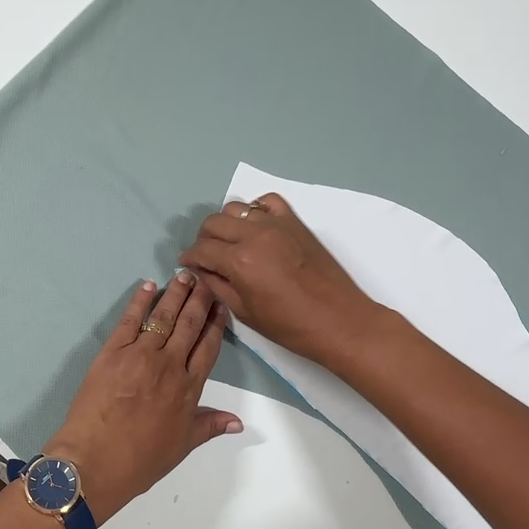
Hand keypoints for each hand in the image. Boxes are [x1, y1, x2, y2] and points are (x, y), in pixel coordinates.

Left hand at [44, 273, 242, 523]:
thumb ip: (208, 426)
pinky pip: (130, 320)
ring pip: (163, 317)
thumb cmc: (140, 459)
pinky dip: (140, 301)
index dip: (216, 324)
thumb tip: (238, 422)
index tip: (221, 306)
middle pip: (189, 325)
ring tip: (184, 275)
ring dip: (175, 294)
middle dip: (199, 300)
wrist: (96, 460)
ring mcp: (140, 354)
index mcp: (188, 388)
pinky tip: (148, 286)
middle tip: (205, 280)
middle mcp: (169, 365)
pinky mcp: (113, 351)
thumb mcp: (181, 446)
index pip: (208, 347)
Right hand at [178, 194, 399, 365]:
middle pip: (213, 223)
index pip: (201, 249)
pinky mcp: (295, 222)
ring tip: (231, 242)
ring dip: (226, 224)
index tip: (187, 264)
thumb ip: (217, 285)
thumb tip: (200, 270)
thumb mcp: (245, 312)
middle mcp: (254, 235)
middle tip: (208, 257)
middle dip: (204, 240)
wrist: (340, 321)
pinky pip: (267, 202)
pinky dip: (255, 210)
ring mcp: (276, 224)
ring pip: (235, 208)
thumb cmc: (291, 326)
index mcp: (239, 260)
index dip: (190, 258)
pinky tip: (256, 228)